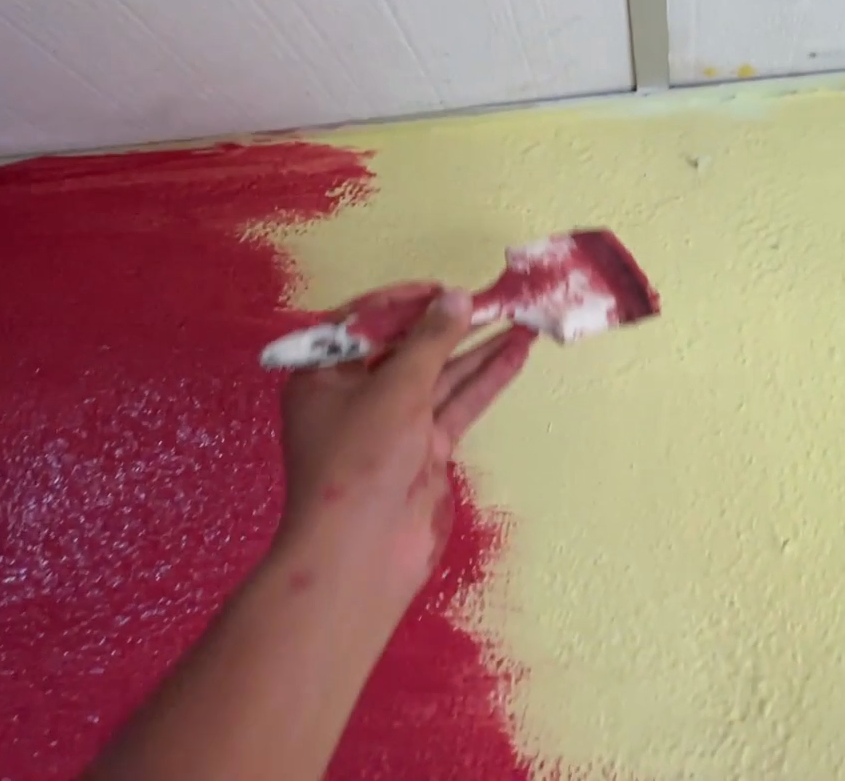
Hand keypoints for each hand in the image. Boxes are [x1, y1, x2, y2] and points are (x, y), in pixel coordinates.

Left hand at [276, 283, 534, 603]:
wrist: (363, 553)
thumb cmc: (361, 459)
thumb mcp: (395, 388)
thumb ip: (431, 340)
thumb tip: (457, 297)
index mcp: (325, 375)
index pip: (366, 323)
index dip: (407, 302)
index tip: (445, 290)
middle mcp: (359, 395)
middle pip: (410, 348)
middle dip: (452, 324)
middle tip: (494, 300)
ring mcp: (396, 424)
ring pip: (442, 375)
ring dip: (479, 348)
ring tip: (519, 318)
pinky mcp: (426, 448)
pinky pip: (457, 403)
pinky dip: (485, 379)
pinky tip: (515, 353)